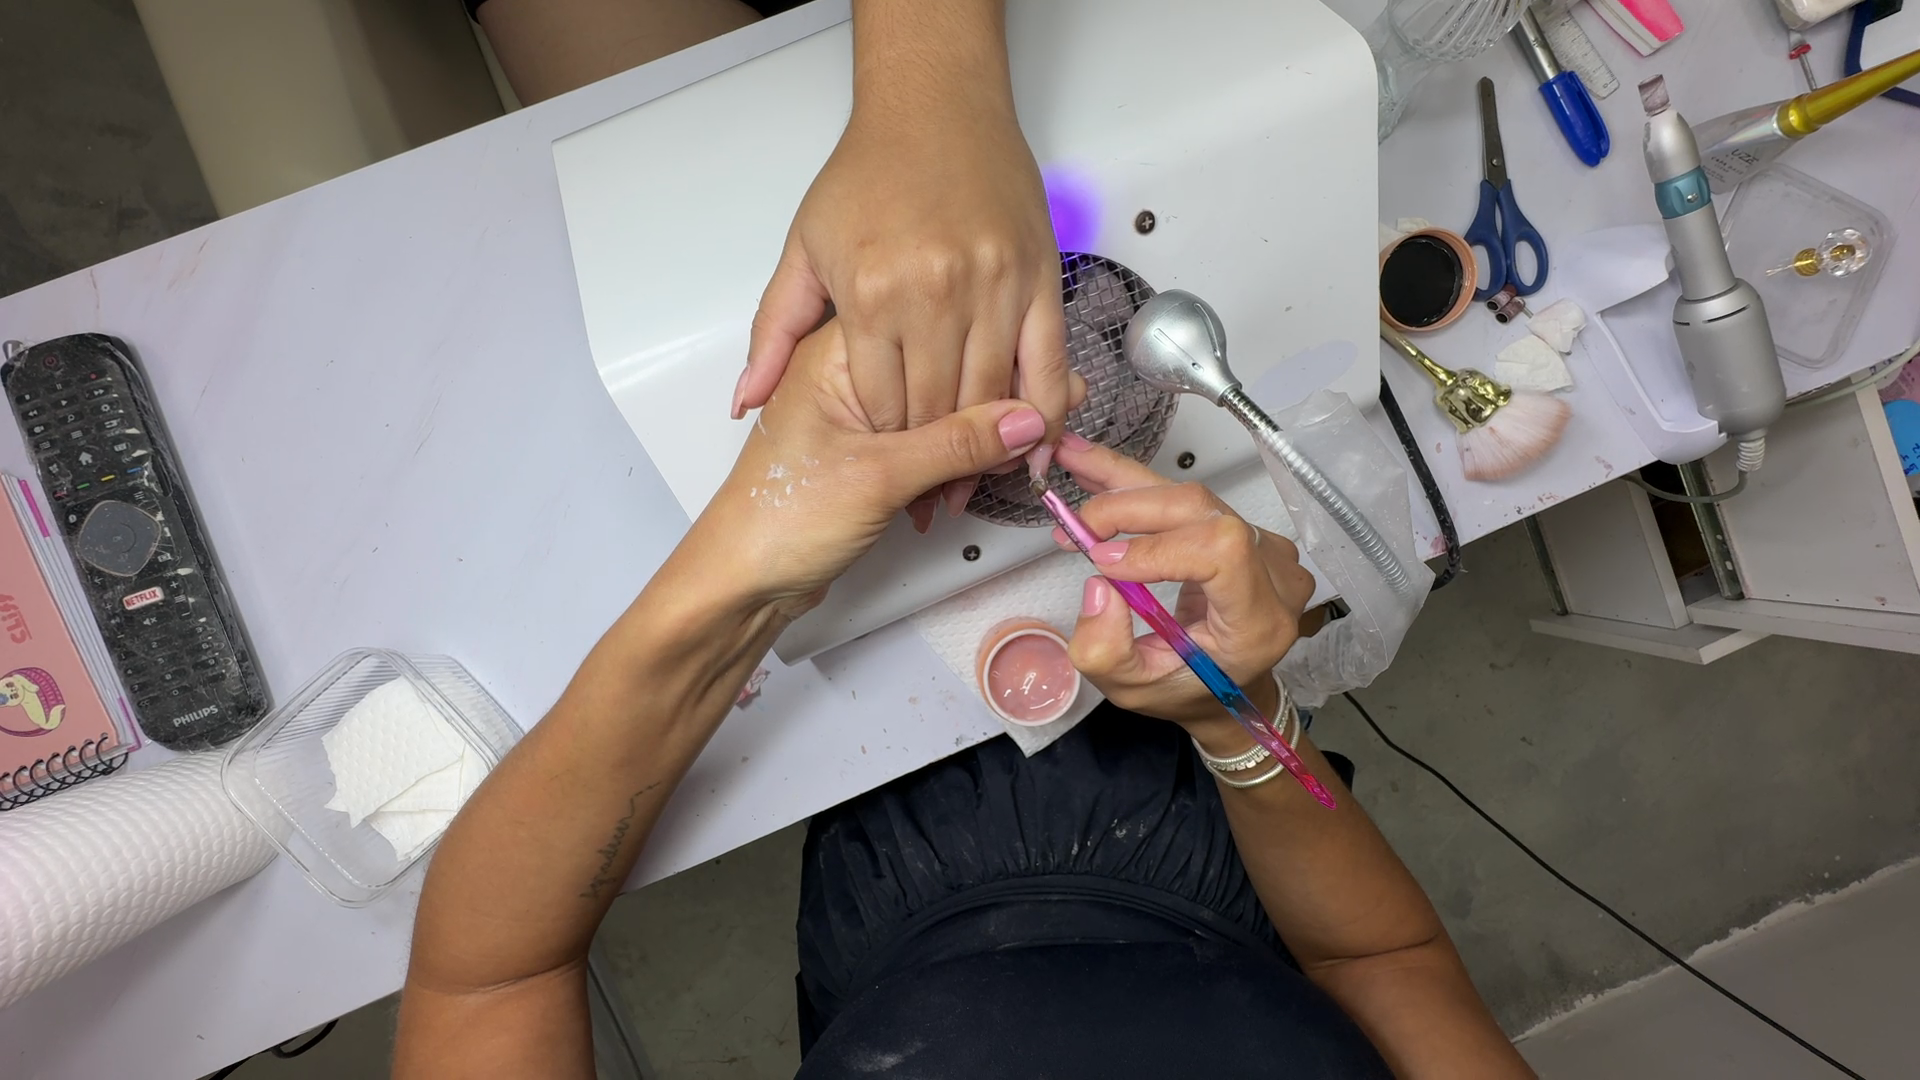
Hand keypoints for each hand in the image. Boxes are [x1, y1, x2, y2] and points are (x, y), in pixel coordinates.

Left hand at [684, 320, 1048, 622]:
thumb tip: (1028, 421)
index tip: (1040, 412)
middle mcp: (855, 365)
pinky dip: (963, 453)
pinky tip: (992, 468)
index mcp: (840, 349)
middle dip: (1000, 408)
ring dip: (985, 436)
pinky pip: (933, 433)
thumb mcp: (878, 476)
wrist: (743, 577)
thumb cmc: (781, 519)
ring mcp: (866, 404)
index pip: (938, 333)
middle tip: (1041, 446)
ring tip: (1024, 462)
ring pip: (947, 401)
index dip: (995, 373)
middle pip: (951, 366)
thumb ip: (956, 442)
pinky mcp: (874, 441)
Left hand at [734, 90, 1070, 523]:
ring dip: (990, 452)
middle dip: (939, 470)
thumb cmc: (868, 176)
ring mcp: (993, 287)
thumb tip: (744, 400)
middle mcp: (936, 295)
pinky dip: (1047, 416)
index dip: (893, 453)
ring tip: (980, 484)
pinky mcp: (1038, 281)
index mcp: (872, 296)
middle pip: (940, 413)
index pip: (888, 409)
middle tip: (938, 503)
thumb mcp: (803, 253)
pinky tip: (1038, 449)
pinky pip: (1049, 368)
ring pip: (996, 398)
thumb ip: (774, 335)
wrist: (935, 104)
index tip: (898, 484)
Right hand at [1053, 436, 1316, 741]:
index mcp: (1257, 621)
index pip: (1222, 552)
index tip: (1101, 561)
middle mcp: (1273, 573)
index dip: (1157, 547)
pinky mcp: (1243, 527)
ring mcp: (1264, 545)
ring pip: (1189, 495)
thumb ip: (1106, 651)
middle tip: (1073, 528)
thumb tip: (1098, 584)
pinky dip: (1135, 483)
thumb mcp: (1133, 691)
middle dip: (1128, 510)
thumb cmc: (1185, 690)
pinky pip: (1187, 497)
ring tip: (1068, 460)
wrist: (1226, 685)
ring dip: (1123, 485)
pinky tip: (1093, 463)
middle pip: (1201, 510)